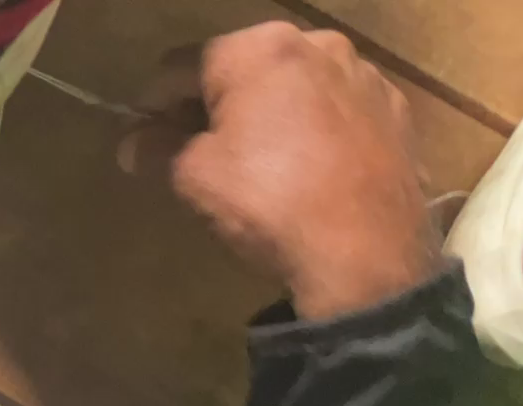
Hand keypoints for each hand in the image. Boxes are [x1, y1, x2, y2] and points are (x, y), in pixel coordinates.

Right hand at [165, 24, 438, 319]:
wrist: (361, 245)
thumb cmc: (264, 201)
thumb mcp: (194, 177)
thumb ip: (158, 150)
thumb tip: (131, 143)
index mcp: (259, 50)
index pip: (181, 66)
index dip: (152, 103)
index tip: (139, 138)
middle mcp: (316, 42)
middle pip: (240, 69)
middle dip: (209, 106)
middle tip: (189, 152)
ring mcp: (361, 72)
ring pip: (288, 86)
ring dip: (258, 115)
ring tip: (246, 164)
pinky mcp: (391, 108)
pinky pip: (328, 109)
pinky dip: (302, 129)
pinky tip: (296, 171)